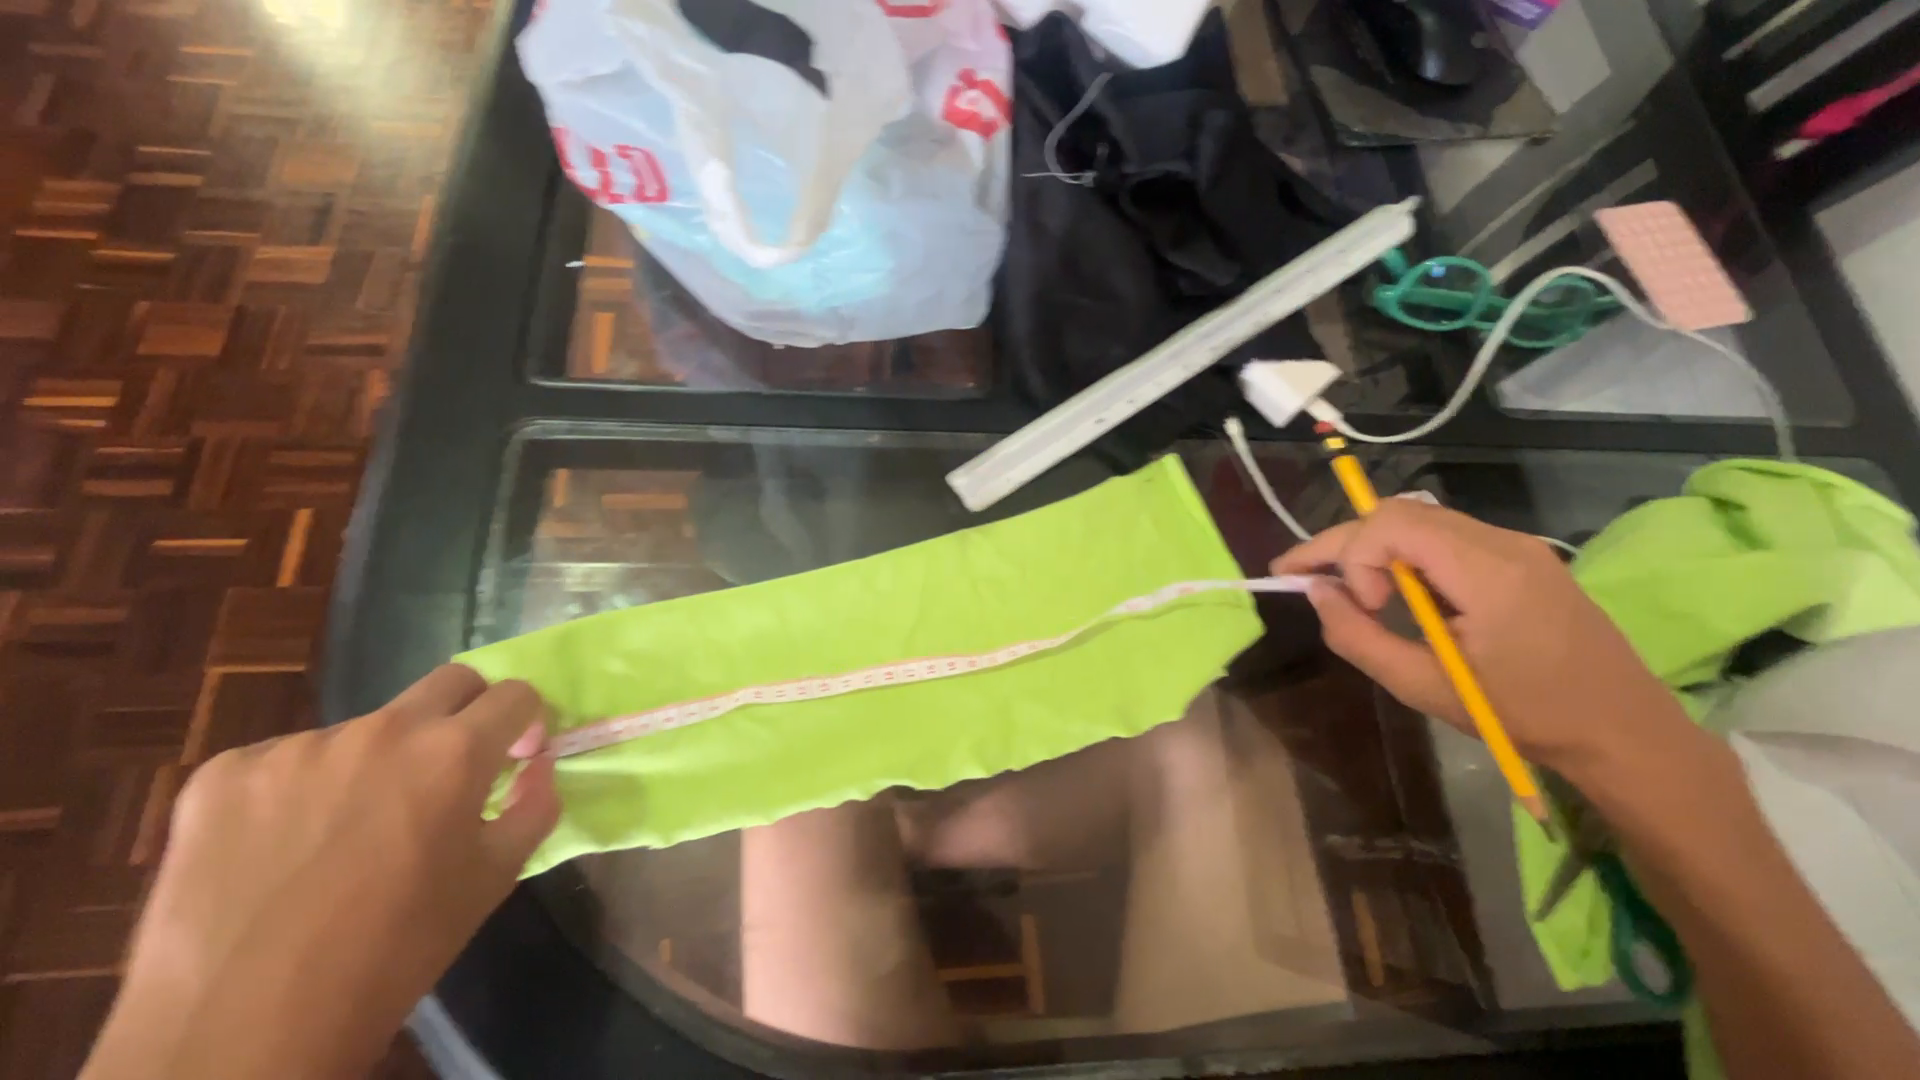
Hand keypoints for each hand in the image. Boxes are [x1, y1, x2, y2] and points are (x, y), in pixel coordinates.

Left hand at [84, 666, 559, 1079]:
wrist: (243, 1024)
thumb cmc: (396, 951)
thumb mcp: (494, 879)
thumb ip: (534, 805)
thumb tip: (538, 765)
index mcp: (454, 751)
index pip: (515, 693)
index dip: (525, 722)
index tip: (515, 757)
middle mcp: (380, 729)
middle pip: (449, 682)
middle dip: (467, 714)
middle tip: (450, 772)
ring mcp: (296, 746)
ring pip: (363, 730)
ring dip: (376, 762)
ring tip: (348, 832)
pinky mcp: (225, 772)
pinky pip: (285, 761)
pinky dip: (301, 790)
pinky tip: (284, 847)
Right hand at [1272, 499, 1687, 775]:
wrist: (1622, 730)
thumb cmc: (1524, 715)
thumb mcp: (1426, 687)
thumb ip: (1359, 637)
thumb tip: (1317, 592)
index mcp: (1487, 570)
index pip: (1392, 523)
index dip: (1353, 556)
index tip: (1361, 607)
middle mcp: (1503, 542)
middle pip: (1401, 513)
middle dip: (1347, 544)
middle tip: (1307, 579)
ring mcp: (1517, 547)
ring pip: (1421, 521)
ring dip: (1375, 549)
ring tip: (1353, 593)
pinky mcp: (1522, 559)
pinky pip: (1446, 538)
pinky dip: (1407, 557)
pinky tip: (1397, 593)